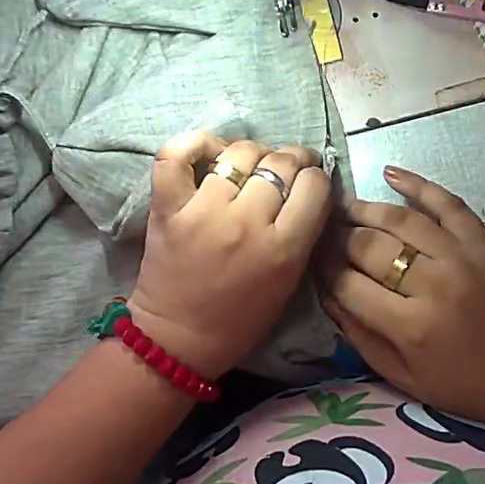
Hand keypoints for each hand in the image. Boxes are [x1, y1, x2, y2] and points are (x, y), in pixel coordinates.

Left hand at [128, 133, 332, 378]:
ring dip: (251, 151)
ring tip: (249, 163)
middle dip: (291, 159)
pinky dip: (193, 143)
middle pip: (281, 163)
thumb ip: (303, 235)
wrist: (179, 340)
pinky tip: (209, 150)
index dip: (316, 177)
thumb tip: (309, 190)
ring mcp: (205, 212)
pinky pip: (176, 155)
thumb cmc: (242, 318)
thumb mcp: (290, 282)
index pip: (314, 184)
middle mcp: (248, 224)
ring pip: (239, 152)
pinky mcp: (168, 208)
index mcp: (284, 248)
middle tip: (285, 168)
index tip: (309, 182)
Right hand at [319, 166, 484, 425]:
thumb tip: (326, 294)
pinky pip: (446, 202)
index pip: (348, 284)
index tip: (309, 257)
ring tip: (342, 206)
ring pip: (400, 220)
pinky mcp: (482, 239)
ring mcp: (461, 256)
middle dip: (336, 237)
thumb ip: (361, 337)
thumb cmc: (466, 383)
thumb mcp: (405, 379)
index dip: (322, 268)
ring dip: (364, 209)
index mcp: (411, 327)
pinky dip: (418, 184)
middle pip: (368, 247)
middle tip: (320, 231)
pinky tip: (390, 174)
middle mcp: (433, 284)